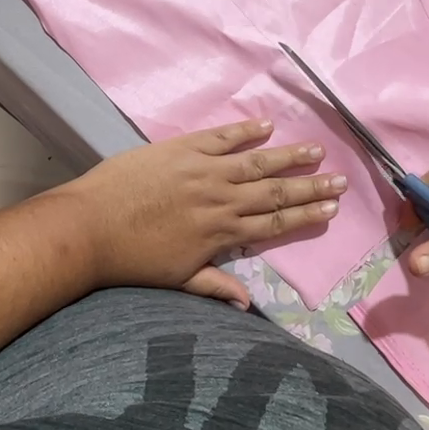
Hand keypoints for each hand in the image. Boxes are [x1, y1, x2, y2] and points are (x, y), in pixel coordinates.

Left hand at [58, 119, 346, 304]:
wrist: (89, 226)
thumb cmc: (131, 260)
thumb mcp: (176, 279)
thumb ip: (214, 285)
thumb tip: (248, 304)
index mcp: (221, 233)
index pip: (274, 224)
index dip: (305, 216)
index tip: (331, 210)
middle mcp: (221, 199)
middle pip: (275, 193)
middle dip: (310, 186)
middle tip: (339, 179)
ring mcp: (203, 171)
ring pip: (256, 162)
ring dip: (288, 156)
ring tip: (316, 151)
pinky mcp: (182, 149)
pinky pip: (221, 137)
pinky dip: (245, 131)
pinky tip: (266, 125)